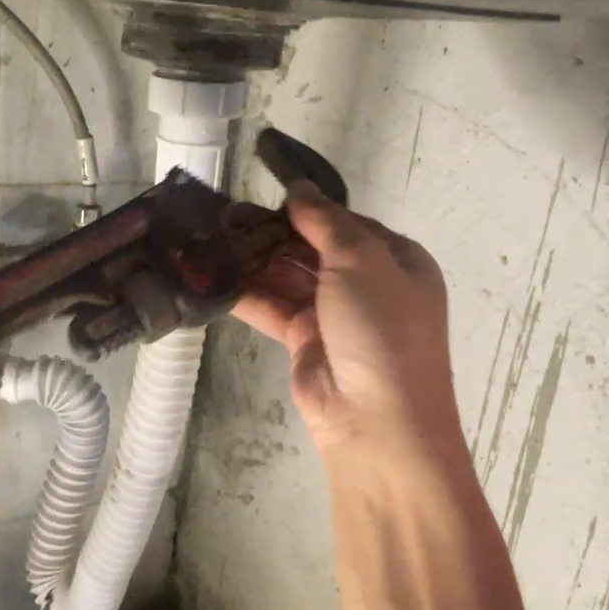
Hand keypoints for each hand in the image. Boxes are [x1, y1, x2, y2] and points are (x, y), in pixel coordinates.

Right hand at [232, 183, 460, 459]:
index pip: (346, 223)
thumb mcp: (361, 262)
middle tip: (226, 215)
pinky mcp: (304, 342)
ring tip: (212, 238)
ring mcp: (335, 315)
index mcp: (397, 261)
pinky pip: (273, 308)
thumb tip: (299, 187)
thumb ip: (326, 222)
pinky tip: (214, 276)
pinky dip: (247, 293)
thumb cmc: (381, 330)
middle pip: (313, 248)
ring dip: (255, 260)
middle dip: (274, 232)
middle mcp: (367, 285)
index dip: (308, 208)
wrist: (378, 422)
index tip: (265, 192)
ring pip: (289, 277)